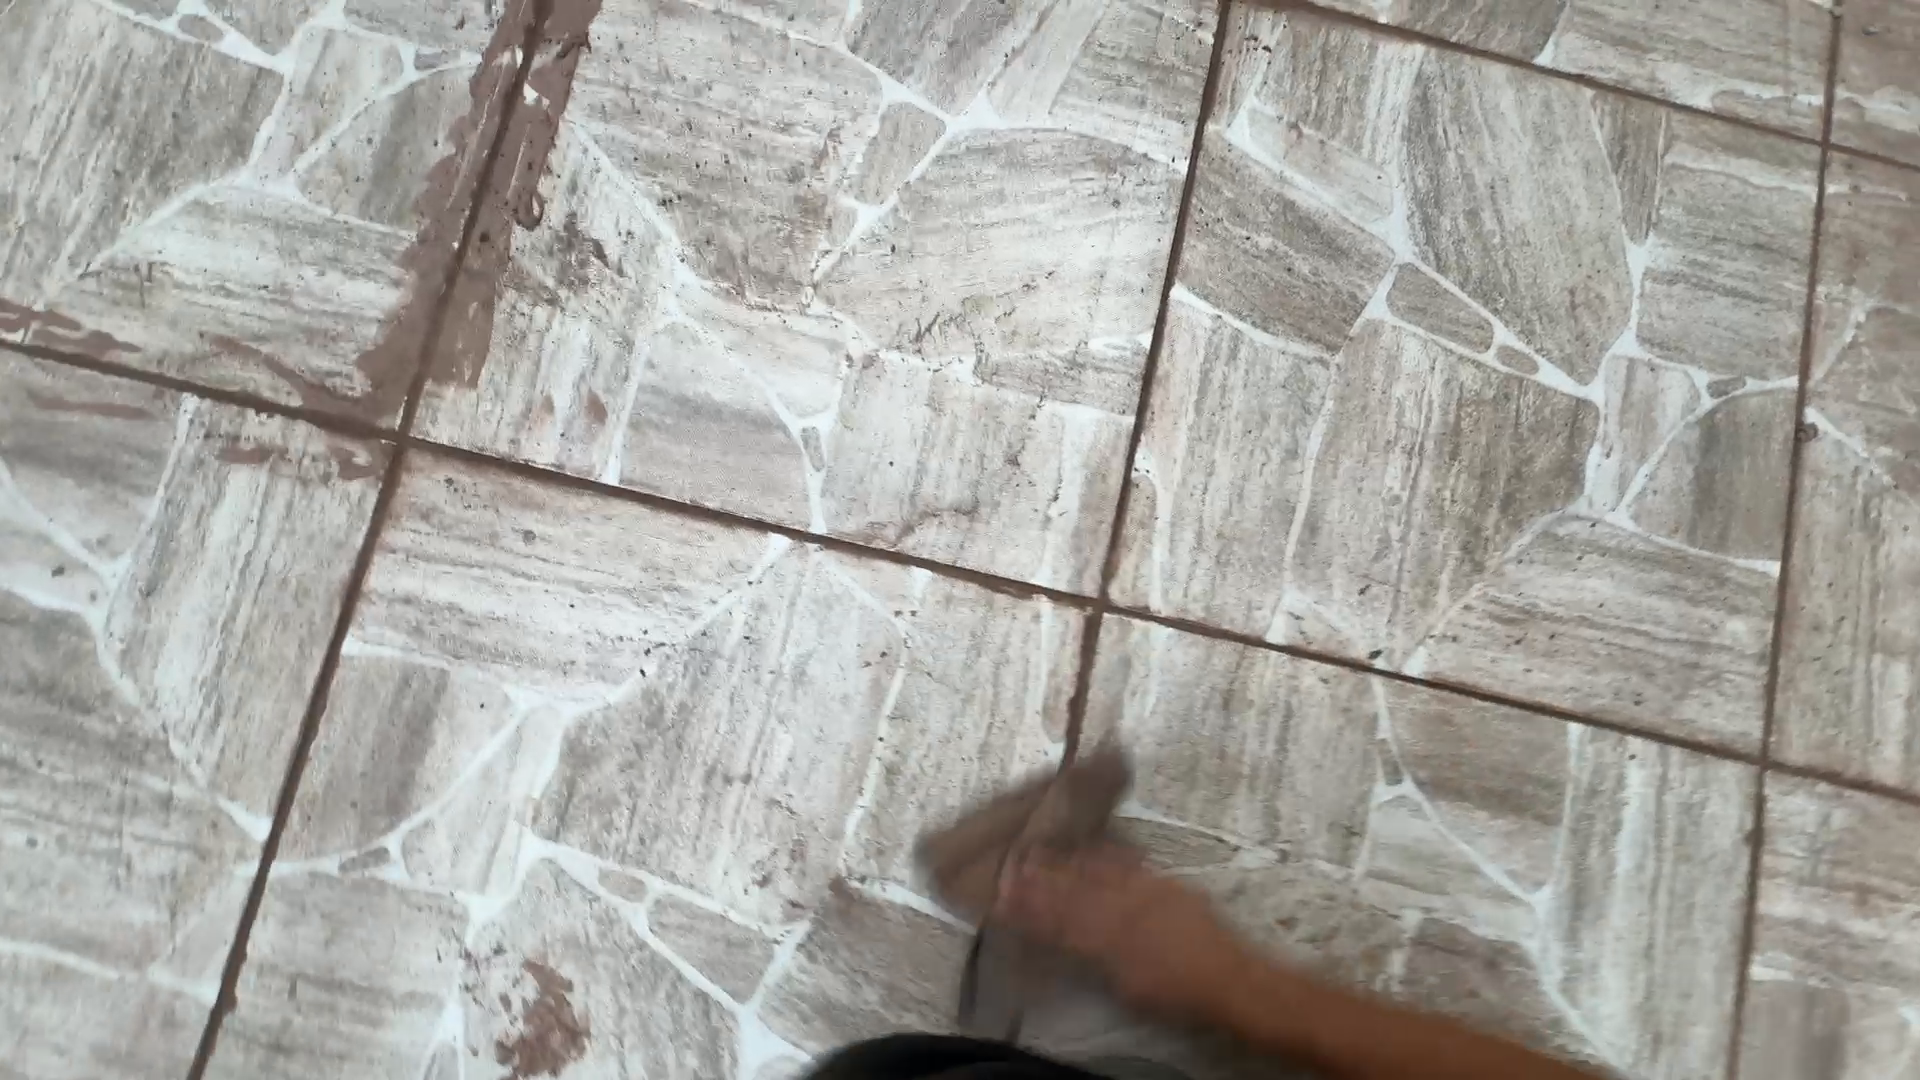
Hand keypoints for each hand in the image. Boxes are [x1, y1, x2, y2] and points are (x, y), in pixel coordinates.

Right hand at [993, 844, 1247, 1019]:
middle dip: (1039, 879)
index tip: (1003, 897)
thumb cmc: (1179, 994)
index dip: (1030, 909)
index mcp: (1109, 941)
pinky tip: (1091, 845)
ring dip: (1064, 861)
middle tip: (1011, 864)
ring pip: (1094, 872)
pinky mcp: (1162, 882)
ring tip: (1039, 848)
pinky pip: (1127, 863)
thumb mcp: (1128, 988)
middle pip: (1071, 891)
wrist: (1231, 978)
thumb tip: (1067, 944)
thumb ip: (1094, 960)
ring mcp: (1142, 892)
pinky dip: (1105, 853)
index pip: (1059, 922)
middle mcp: (1122, 910)